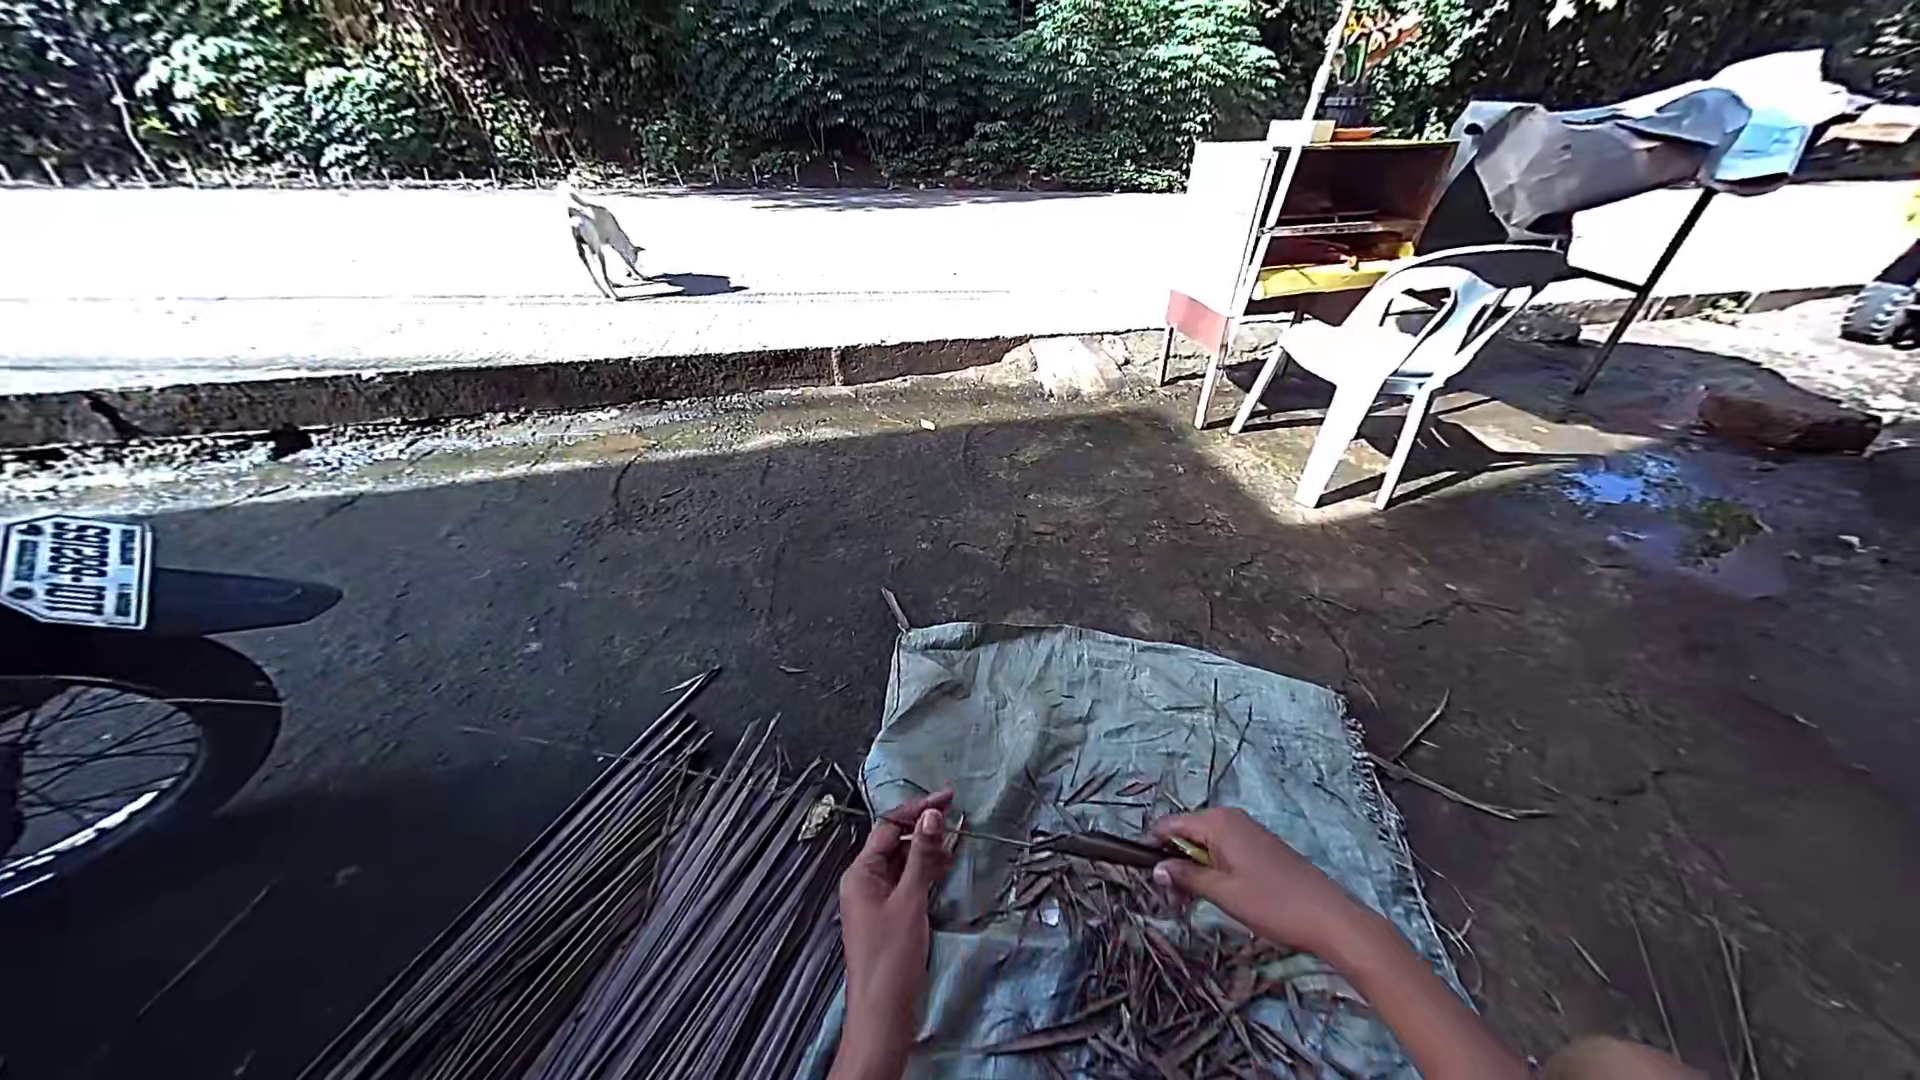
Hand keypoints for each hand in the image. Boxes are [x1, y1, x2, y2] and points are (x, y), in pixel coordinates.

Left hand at [831, 789, 953, 1079]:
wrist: (883, 1017)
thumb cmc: (892, 956)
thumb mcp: (910, 900)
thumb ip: (921, 854)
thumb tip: (932, 813)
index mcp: (860, 871)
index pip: (888, 826)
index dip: (918, 809)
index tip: (948, 798)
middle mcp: (865, 879)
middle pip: (894, 840)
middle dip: (923, 826)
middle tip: (956, 814)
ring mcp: (877, 898)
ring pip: (903, 860)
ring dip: (927, 847)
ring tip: (955, 839)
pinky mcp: (890, 914)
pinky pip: (908, 880)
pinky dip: (926, 869)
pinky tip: (946, 864)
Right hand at [1157, 809, 1532, 1079]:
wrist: (1332, 919)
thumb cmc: (1273, 903)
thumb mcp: (1222, 893)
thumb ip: (1185, 877)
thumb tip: (1156, 869)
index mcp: (1217, 821)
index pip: (1170, 824)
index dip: (1152, 845)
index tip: (1144, 873)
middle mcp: (1231, 818)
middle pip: (1186, 832)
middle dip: (1174, 860)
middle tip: (1170, 897)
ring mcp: (1248, 830)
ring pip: (1205, 842)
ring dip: (1193, 867)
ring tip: (1191, 900)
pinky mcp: (1260, 846)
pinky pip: (1224, 848)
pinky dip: (1212, 867)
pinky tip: (1216, 892)